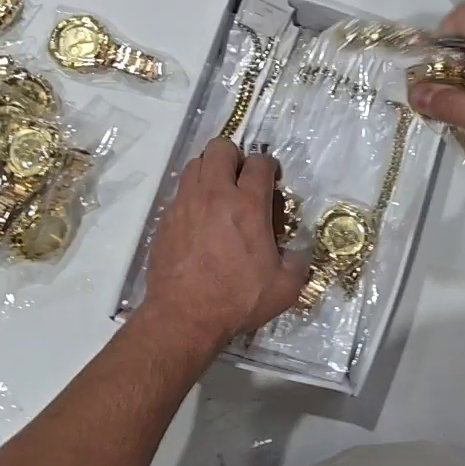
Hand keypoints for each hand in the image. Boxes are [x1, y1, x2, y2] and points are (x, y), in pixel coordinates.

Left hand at [142, 139, 310, 352]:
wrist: (184, 317)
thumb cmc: (237, 300)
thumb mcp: (285, 287)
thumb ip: (298, 263)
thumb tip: (298, 253)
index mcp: (248, 205)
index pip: (259, 163)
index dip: (269, 166)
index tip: (272, 180)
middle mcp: (214, 195)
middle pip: (221, 148)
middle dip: (235, 157)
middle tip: (242, 180)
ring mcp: (185, 204)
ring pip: (195, 164)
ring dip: (210, 171)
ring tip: (219, 195)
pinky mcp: (165, 219)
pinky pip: (180, 191)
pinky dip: (193, 196)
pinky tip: (200, 221)